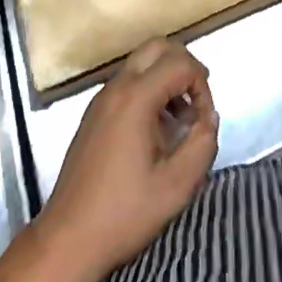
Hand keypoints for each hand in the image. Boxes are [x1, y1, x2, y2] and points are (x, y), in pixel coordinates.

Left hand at [0, 40, 219, 281]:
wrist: (71, 234)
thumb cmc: (125, 212)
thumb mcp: (176, 185)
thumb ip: (202, 144)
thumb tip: (210, 118)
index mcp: (135, 97)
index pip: (179, 62)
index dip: (202, 85)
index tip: (206, 120)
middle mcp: (116, 87)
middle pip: (157, 47)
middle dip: (185, 67)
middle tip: (199, 104)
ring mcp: (102, 97)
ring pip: (142, 63)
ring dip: (167, 79)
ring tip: (181, 122)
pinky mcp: (95, 112)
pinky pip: (128, 83)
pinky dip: (150, 91)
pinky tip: (158, 132)